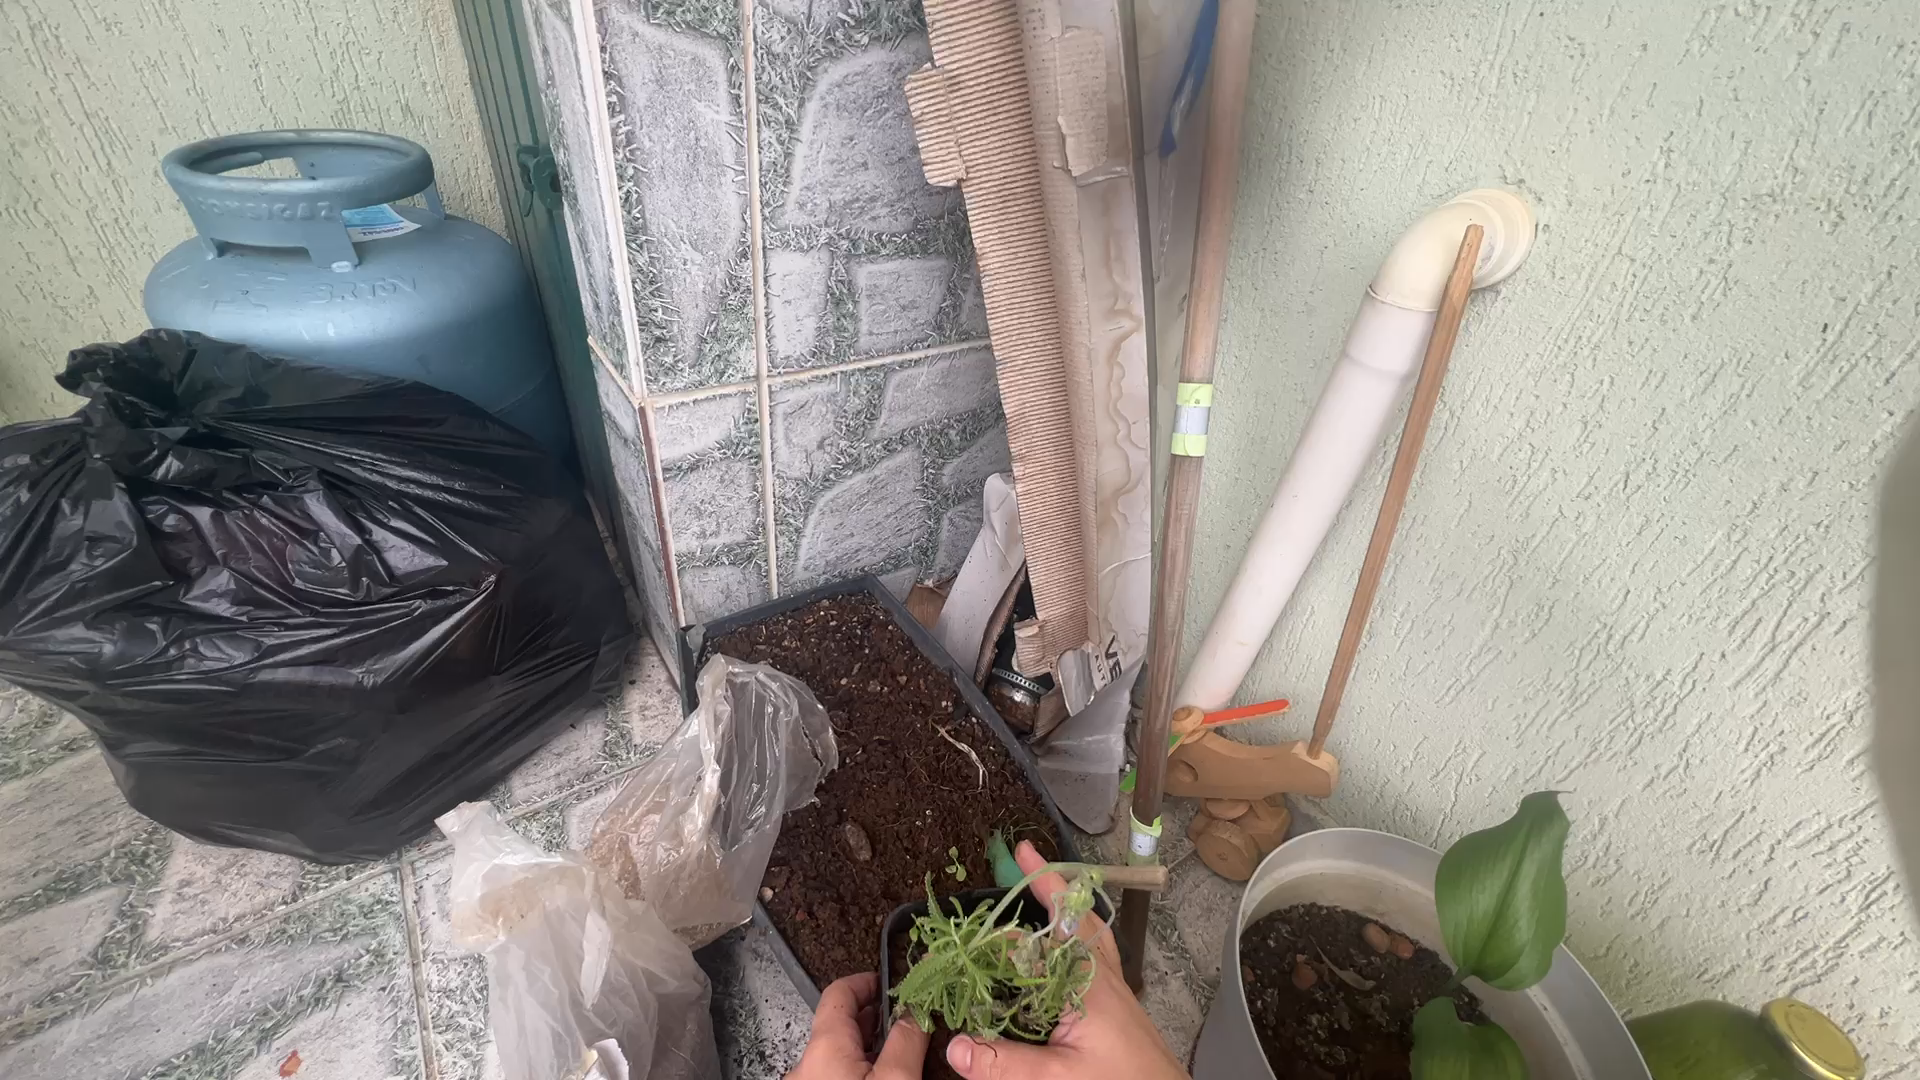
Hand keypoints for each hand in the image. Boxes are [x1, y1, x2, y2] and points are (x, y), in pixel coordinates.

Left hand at [787, 972, 929, 1079]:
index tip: (893, 984)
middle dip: (875, 1018)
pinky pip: (834, 1075)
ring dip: (868, 1048)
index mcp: (823, 1046)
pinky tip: (882, 1079)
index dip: (868, 982)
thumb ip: (907, 1039)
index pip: (839, 991)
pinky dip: (858, 1070)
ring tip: (900, 1052)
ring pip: (839, 1054)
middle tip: (907, 1020)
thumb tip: (918, 1004)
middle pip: (840, 1024)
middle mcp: (805, 1065)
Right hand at [943, 841, 1189, 1079]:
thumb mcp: (1057, 1079)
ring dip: (1067, 898)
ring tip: (1047, 876)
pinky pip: (1100, 946)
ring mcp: (1112, 981)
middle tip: (1022, 851)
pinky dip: (1083, 925)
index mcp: (1081, 980)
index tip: (955, 945)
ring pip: (1089, 923)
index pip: (1022, 945)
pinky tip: (1075, 933)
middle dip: (1043, 880)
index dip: (986, 940)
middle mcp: (1098, 970)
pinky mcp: (1118, 998)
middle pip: (1069, 911)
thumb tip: (954, 1047)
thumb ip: (1005, 1062)